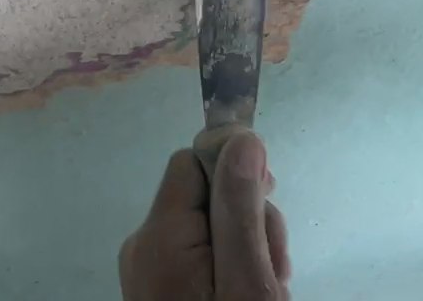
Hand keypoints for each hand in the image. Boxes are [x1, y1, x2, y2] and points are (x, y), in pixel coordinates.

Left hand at [119, 132, 291, 300]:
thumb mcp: (246, 280)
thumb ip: (240, 209)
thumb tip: (242, 137)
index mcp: (158, 233)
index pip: (192, 160)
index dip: (234, 170)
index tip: (271, 196)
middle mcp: (145, 243)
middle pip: (204, 195)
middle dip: (249, 219)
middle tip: (277, 267)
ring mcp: (150, 270)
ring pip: (208, 227)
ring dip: (246, 248)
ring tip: (271, 287)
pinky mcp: (161, 290)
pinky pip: (200, 257)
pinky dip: (231, 269)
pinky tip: (250, 294)